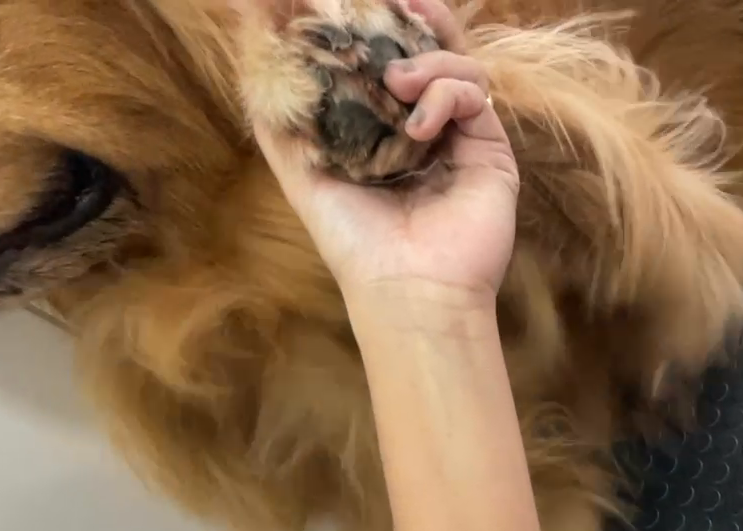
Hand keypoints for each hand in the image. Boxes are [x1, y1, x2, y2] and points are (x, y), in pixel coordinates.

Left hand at [248, 0, 518, 306]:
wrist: (408, 290)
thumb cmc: (354, 239)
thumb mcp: (297, 162)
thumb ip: (274, 97)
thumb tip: (251, 15)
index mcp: (385, 132)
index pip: (385, 59)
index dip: (375, 23)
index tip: (356, 2)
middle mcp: (427, 132)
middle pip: (429, 52)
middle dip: (410, 21)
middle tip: (389, 5)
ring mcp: (462, 142)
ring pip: (458, 65)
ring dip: (426, 60)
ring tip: (397, 86)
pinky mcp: (491, 154)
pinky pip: (476, 96)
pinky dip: (447, 93)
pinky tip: (420, 127)